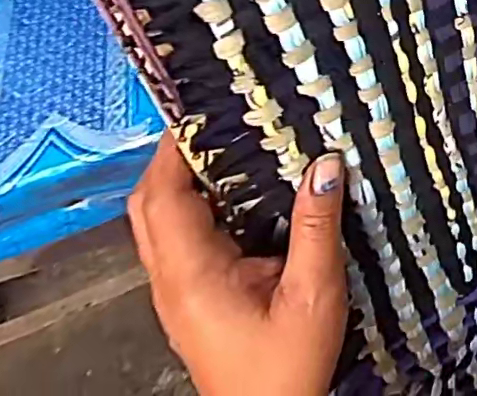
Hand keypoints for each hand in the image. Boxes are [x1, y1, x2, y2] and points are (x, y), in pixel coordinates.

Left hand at [128, 134, 348, 395]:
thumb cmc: (286, 364)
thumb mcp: (313, 291)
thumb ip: (317, 226)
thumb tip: (327, 163)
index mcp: (192, 275)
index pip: (162, 200)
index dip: (170, 152)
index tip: (197, 111)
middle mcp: (174, 278)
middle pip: (149, 206)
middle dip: (172, 157)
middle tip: (217, 117)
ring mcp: (180, 288)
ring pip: (163, 220)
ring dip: (186, 176)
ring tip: (232, 137)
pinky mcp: (197, 293)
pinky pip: (186, 234)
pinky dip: (202, 199)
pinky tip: (245, 183)